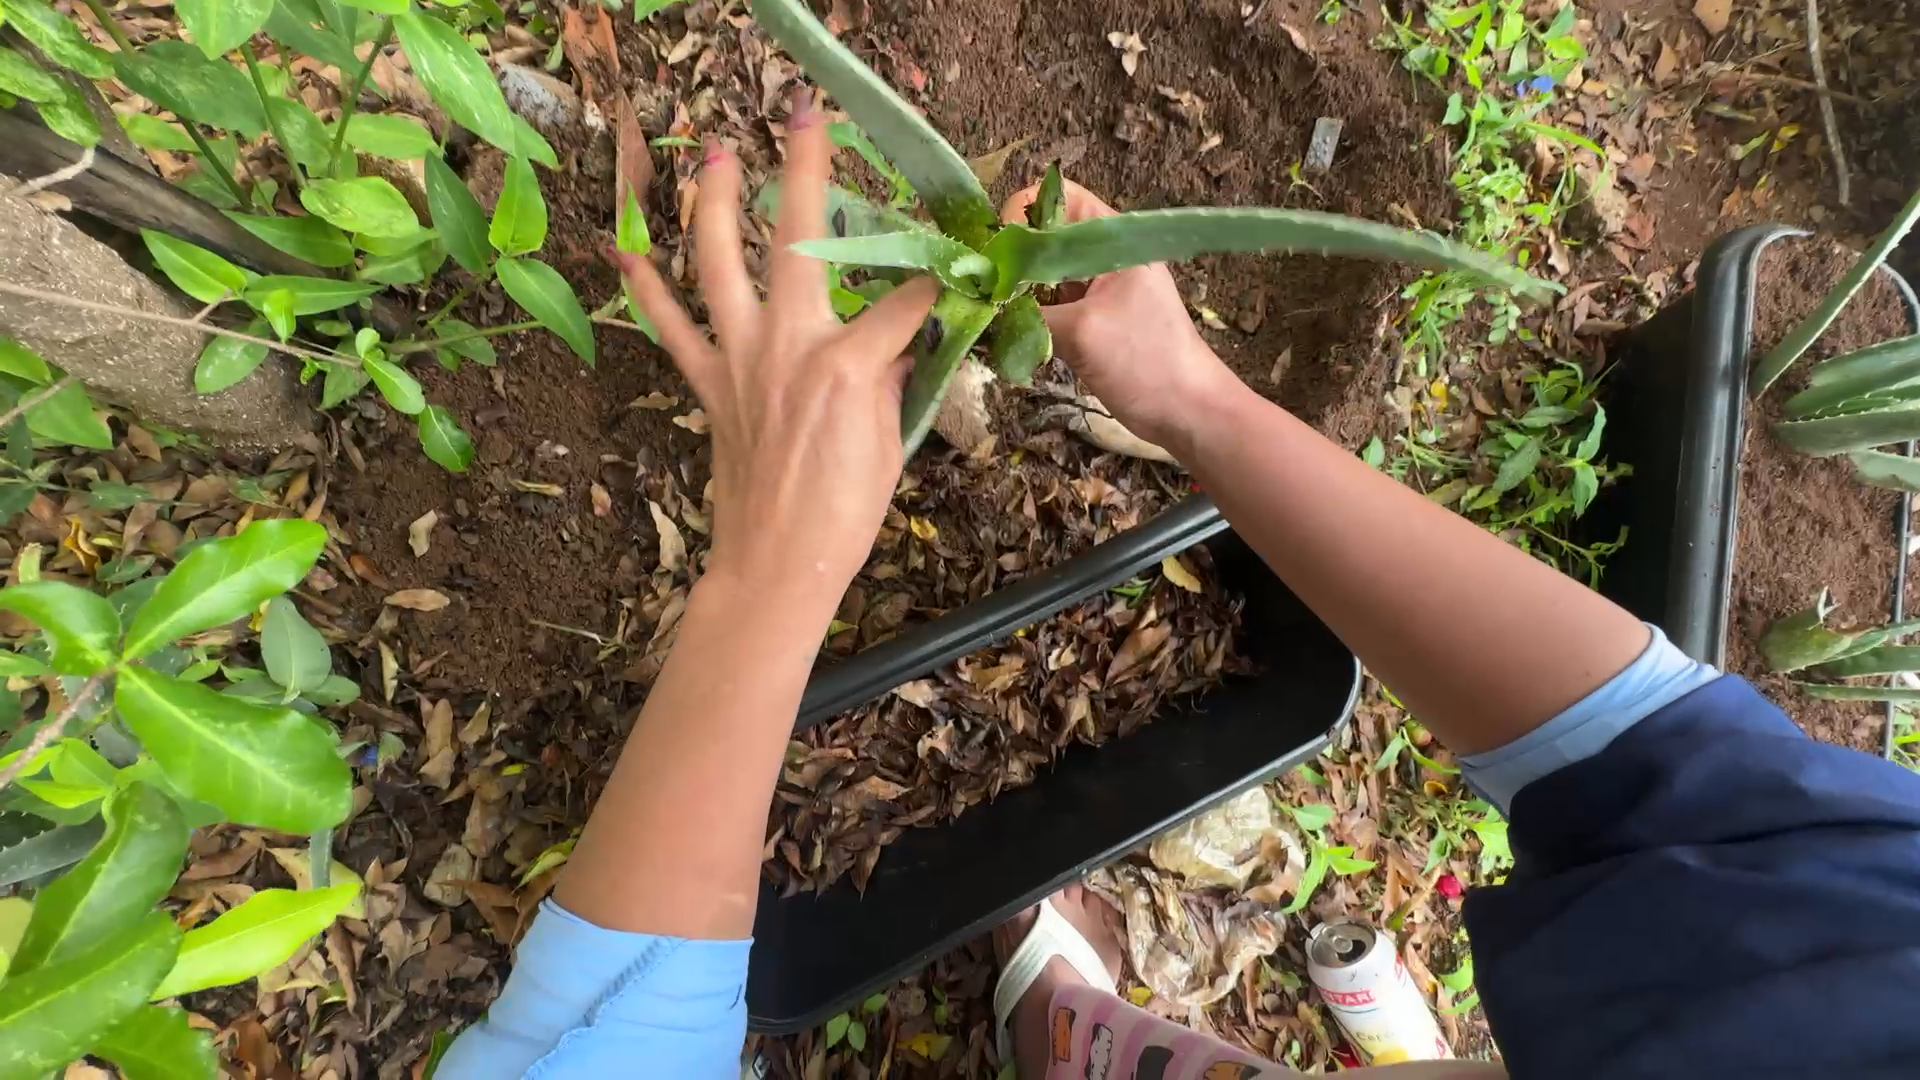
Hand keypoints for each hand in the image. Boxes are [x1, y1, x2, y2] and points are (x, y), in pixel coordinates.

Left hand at [617, 91, 940, 612]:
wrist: (777, 563)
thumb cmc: (845, 514)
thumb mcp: (891, 445)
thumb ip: (891, 382)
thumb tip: (897, 345)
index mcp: (849, 364)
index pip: (904, 302)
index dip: (934, 282)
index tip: (950, 268)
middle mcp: (791, 345)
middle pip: (801, 241)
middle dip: (808, 172)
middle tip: (806, 119)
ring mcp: (741, 360)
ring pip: (719, 264)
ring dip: (714, 204)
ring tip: (713, 156)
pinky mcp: (709, 385)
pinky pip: (671, 329)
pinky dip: (646, 292)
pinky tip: (625, 254)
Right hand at [1000, 179, 1239, 450]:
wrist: (1184, 413)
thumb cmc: (1145, 362)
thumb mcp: (1083, 331)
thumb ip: (1030, 314)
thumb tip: (981, 307)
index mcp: (1112, 239)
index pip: (1055, 198)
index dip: (1019, 217)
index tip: (999, 259)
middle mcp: (1100, 258)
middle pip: (1042, 240)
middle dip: (1010, 263)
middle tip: (985, 297)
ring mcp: (1093, 293)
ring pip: (1040, 279)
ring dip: (1015, 298)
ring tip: (993, 322)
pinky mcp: (1087, 324)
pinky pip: (1047, 311)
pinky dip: (1026, 323)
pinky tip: (1007, 341)